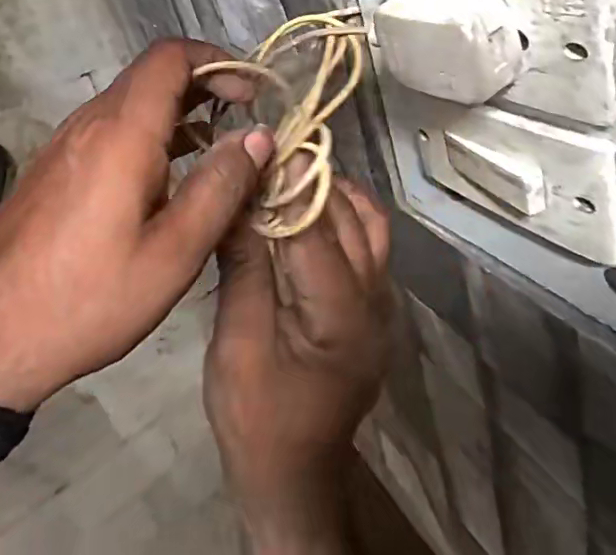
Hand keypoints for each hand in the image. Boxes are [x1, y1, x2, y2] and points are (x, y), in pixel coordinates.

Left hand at [0, 38, 271, 409]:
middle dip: (204, 83)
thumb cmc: (87, 298)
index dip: (216, 59)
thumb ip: (219, 188)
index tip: (251, 93)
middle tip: (244, 119)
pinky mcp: (55, 166)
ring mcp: (66, 143)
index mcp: (121, 132)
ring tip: (218, 147)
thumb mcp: (171, 254)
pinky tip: (170, 175)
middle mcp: (90, 122)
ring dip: (179, 110)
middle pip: (152, 74)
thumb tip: (258, 136)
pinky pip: (111, 128)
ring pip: (131, 101)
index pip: (170, 56)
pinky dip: (150, 132)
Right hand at [205, 176, 392, 551]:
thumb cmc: (257, 418)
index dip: (289, 182)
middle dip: (309, 177)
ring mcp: (381, 304)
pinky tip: (302, 208)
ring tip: (284, 173)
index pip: (317, 230)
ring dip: (330, 191)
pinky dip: (338, 212)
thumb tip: (234, 195)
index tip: (262, 142)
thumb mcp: (236, 344)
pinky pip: (365, 241)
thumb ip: (242, 266)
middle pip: (350, 217)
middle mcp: (375, 302)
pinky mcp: (372, 305)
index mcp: (341, 318)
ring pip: (367, 224)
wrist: (294, 474)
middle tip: (265, 151)